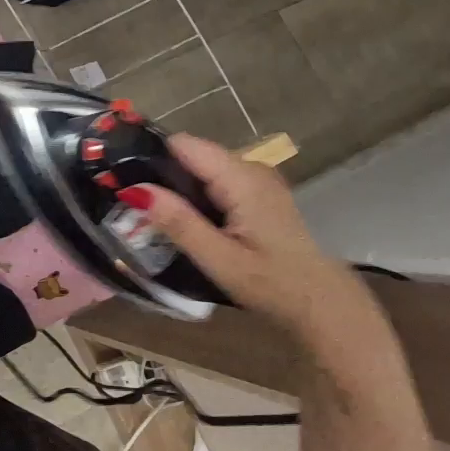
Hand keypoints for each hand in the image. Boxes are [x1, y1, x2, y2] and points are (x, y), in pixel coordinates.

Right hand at [138, 133, 372, 338]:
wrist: (323, 306)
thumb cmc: (273, 285)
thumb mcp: (220, 260)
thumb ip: (179, 223)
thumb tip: (135, 189)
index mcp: (241, 178)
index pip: (183, 144)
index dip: (152, 157)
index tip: (125, 180)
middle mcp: (250, 168)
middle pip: (190, 154)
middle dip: (161, 175)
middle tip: (136, 208)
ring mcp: (256, 179)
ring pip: (200, 168)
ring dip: (176, 187)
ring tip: (156, 217)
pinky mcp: (256, 193)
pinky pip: (214, 180)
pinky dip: (195, 196)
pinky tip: (187, 223)